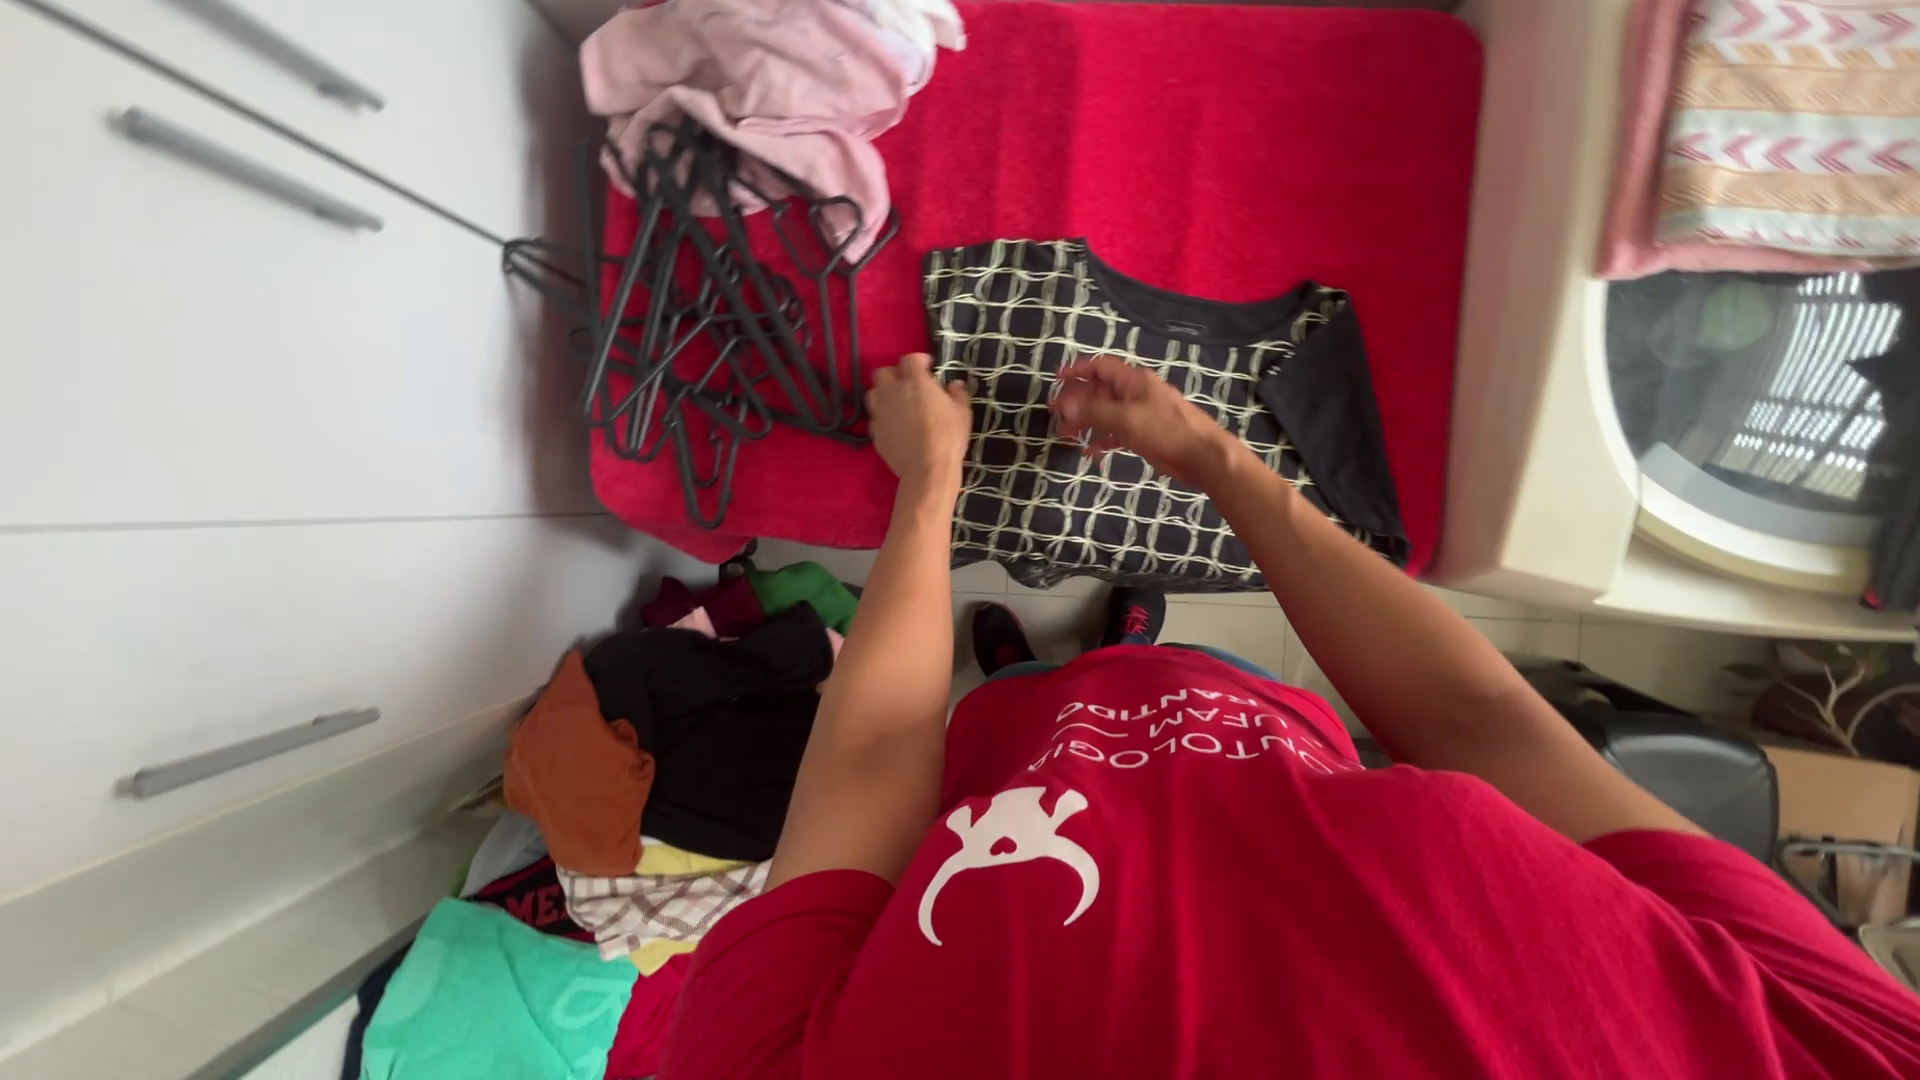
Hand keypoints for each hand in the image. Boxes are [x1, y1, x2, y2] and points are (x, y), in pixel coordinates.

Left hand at [866, 353, 971, 493]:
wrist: (927, 469)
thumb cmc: (948, 436)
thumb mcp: (963, 413)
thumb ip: (958, 394)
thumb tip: (955, 384)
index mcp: (914, 382)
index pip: (909, 360)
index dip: (918, 360)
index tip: (928, 366)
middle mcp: (892, 392)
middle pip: (882, 372)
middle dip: (894, 374)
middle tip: (907, 383)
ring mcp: (880, 413)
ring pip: (872, 393)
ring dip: (883, 394)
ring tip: (895, 402)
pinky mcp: (875, 433)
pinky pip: (875, 418)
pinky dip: (883, 418)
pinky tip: (894, 425)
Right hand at [1050, 354, 1236, 485]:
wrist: (1202, 456)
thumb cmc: (1165, 430)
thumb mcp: (1125, 418)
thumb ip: (1094, 411)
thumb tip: (1065, 405)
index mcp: (1133, 381)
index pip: (1100, 367)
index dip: (1078, 370)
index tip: (1057, 380)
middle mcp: (1135, 393)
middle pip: (1100, 390)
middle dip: (1077, 400)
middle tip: (1055, 412)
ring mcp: (1141, 414)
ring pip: (1107, 412)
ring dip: (1086, 421)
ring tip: (1066, 434)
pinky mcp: (1145, 433)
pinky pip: (1117, 431)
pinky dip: (1103, 439)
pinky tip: (1090, 451)